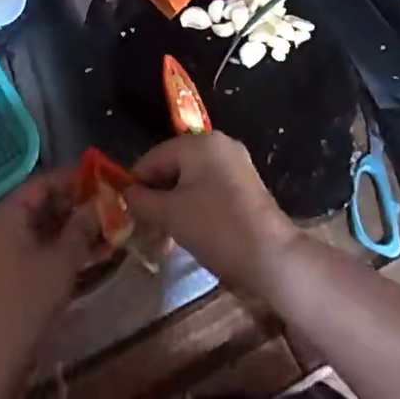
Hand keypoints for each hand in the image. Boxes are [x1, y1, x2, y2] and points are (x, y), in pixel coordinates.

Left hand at [0, 169, 106, 354]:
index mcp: (7, 213)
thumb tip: (104, 201)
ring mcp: (6, 249)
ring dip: (77, 229)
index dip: (74, 179)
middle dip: (79, 206)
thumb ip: (84, 226)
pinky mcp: (13, 271)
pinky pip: (42, 247)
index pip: (43, 182)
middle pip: (45, 203)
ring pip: (46, 227)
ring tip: (111, 230)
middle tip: (112, 208)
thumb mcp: (63, 259)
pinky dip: (66, 248)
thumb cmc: (27, 299)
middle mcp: (3, 224)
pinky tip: (96, 253)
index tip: (104, 181)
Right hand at [122, 133, 301, 295]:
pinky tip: (188, 233)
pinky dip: (194, 207)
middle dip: (157, 197)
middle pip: (173, 167)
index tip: (128, 214)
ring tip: (165, 238)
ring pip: (191, 180)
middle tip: (146, 230)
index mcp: (200, 143)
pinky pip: (209, 189)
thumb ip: (143, 201)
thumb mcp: (171, 215)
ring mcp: (235, 164)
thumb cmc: (216, 228)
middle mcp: (219, 145)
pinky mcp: (245, 185)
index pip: (154, 157)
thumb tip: (128, 194)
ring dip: (174, 206)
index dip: (136, 185)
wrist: (272, 257)